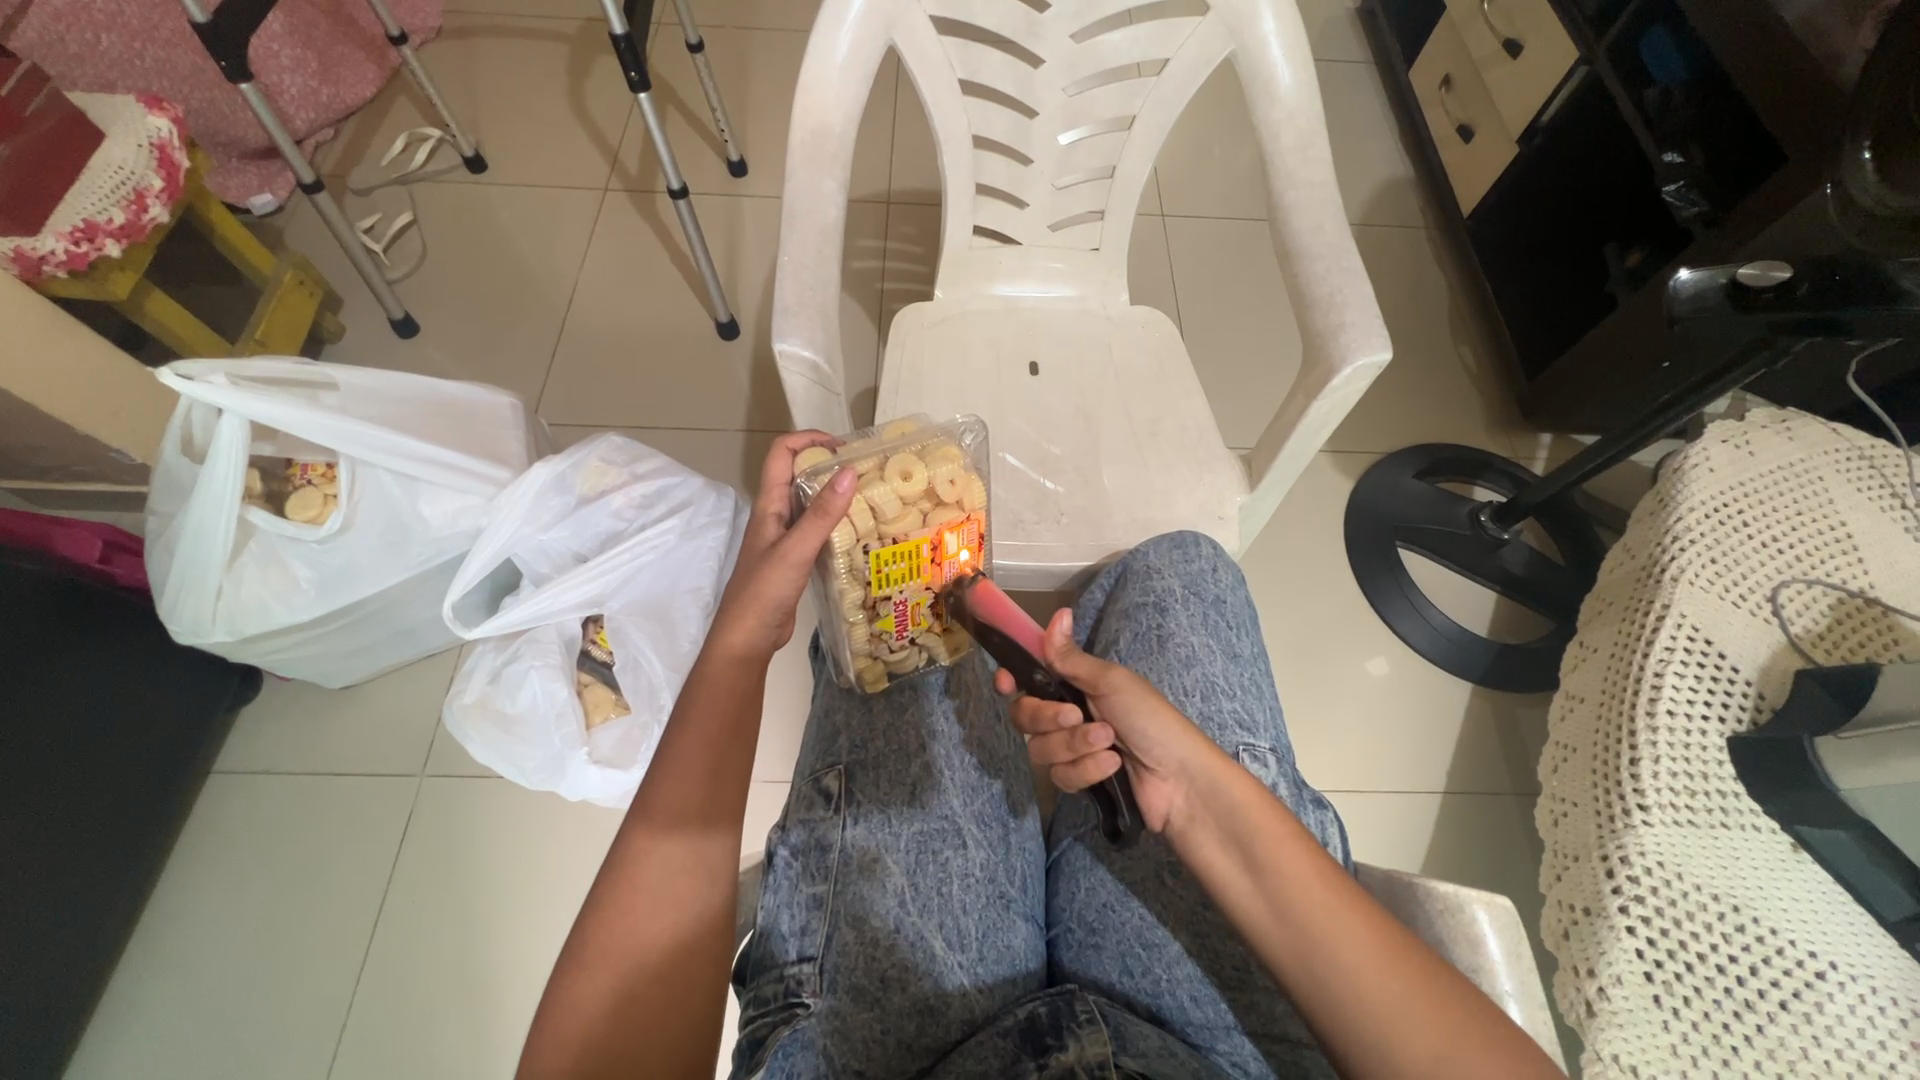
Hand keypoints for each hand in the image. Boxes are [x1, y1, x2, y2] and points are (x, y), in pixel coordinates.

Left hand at [709, 431, 856, 659]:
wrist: (747, 638)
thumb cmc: (764, 591)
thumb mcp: (796, 549)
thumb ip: (823, 513)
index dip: (809, 440)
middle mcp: (776, 516)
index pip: (782, 454)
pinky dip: (838, 524)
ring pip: (812, 504)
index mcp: (769, 505)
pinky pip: (819, 531)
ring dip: (836, 495)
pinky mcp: (796, 559)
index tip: (843, 447)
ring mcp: (786, 538)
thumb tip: (849, 472)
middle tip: (868, 471)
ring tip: (872, 497)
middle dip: (830, 466)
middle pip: (800, 475)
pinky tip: (861, 533)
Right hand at [994, 609, 1219, 833]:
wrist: (1178, 778)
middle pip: (1025, 715)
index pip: (1028, 678)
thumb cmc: (1150, 718)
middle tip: (1077, 716)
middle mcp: (1067, 713)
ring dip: (1074, 745)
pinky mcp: (1078, 779)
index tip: (1006, 684)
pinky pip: (1060, 776)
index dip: (1010, 680)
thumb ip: (1071, 657)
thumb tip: (1059, 612)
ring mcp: (1071, 748)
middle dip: (1047, 718)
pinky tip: (1113, 767)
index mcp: (1074, 684)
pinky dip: (1086, 770)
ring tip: (1110, 743)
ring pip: (1040, 749)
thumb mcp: (1110, 681)